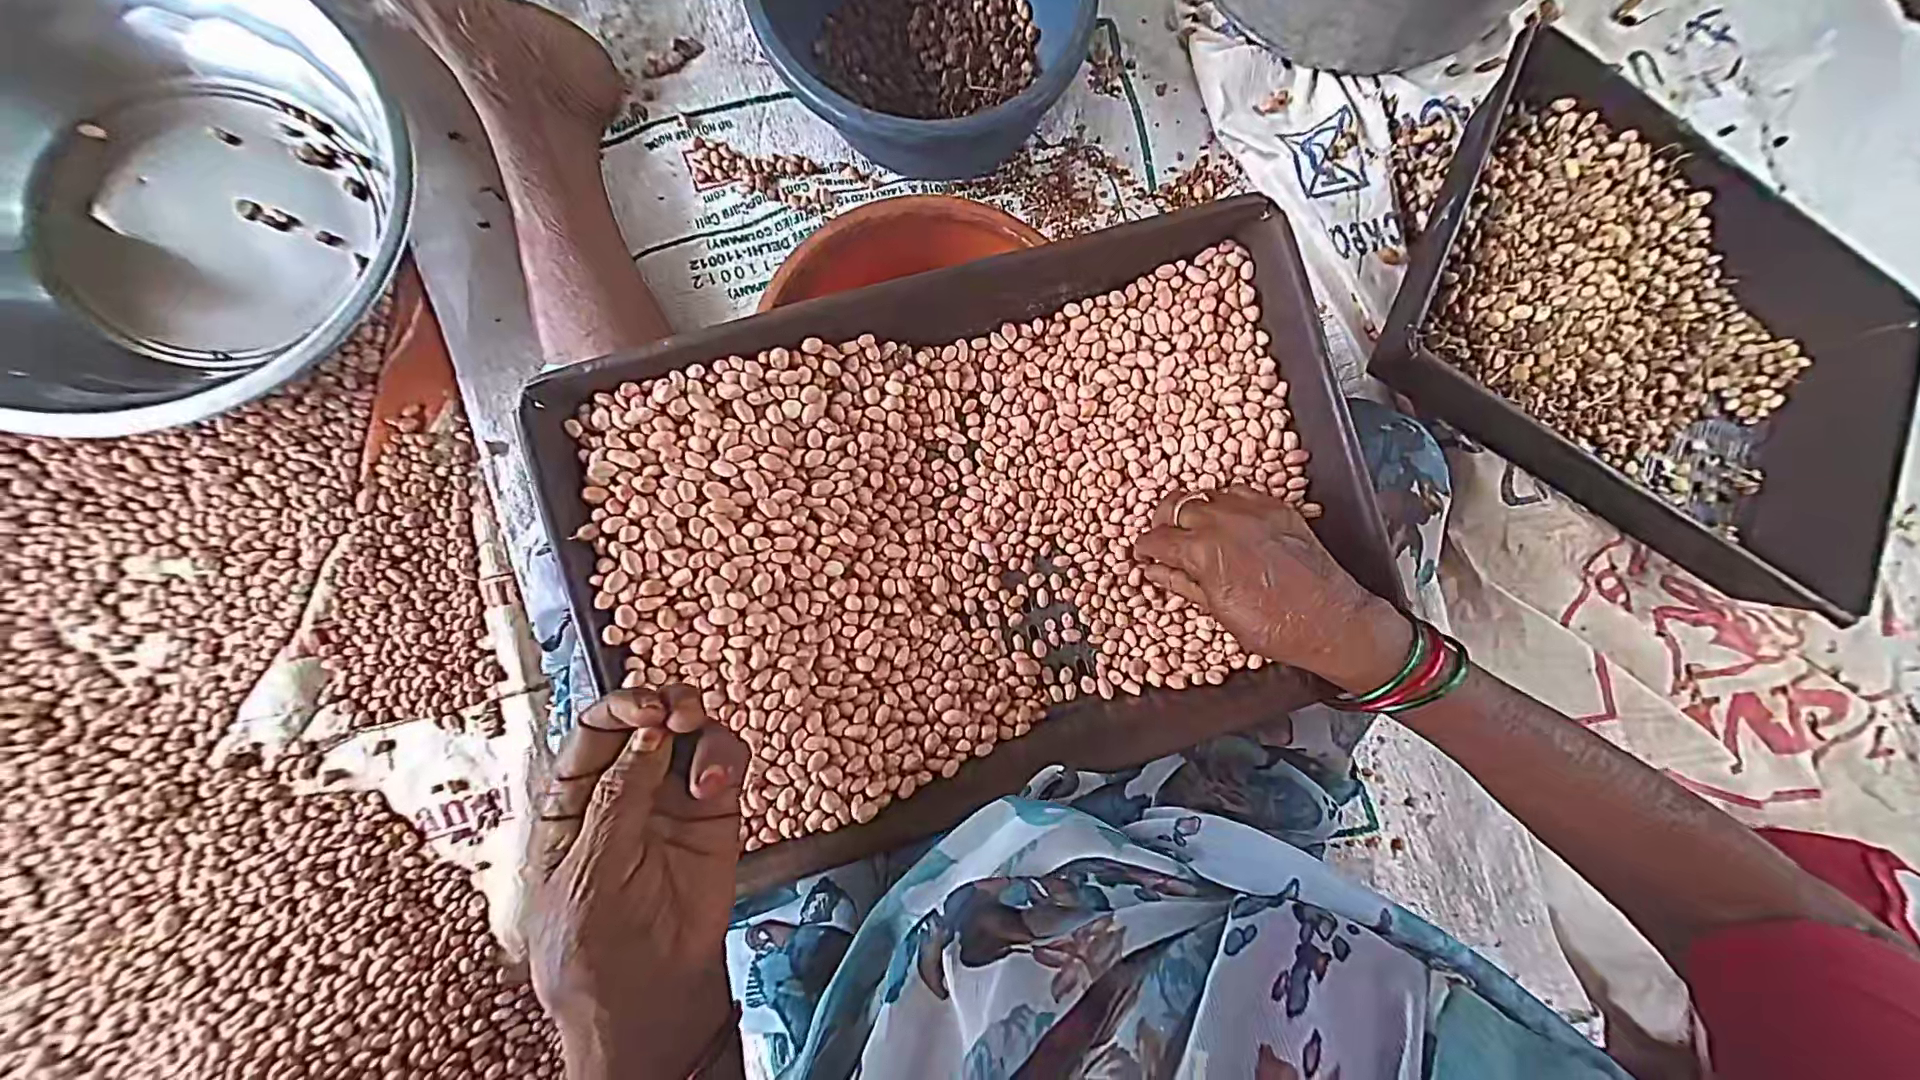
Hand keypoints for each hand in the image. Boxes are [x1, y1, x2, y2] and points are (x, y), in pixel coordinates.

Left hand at [525, 687, 747, 1078]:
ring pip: (693, 730)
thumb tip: (649, 736)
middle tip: (678, 715)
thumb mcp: (587, 874)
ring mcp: (673, 791)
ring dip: (700, 727)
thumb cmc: (595, 947)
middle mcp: (626, 784)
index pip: (594, 731)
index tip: (646, 710)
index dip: (619, 709)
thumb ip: (617, 800)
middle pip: (648, 719)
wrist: (654, 993)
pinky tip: (715, 786)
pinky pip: (727, 759)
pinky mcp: (716, 804)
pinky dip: (726, 759)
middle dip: (665, 705)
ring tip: (702, 756)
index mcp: (576, 798)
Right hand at [1132, 486, 1412, 693]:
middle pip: (1175, 506)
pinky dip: (1224, 502)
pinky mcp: (1276, 508)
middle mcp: (1222, 522)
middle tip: (1164, 538)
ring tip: (1193, 528)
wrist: (1331, 621)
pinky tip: (1225, 519)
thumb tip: (1156, 571)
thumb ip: (1182, 583)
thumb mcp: (1217, 610)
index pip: (1157, 538)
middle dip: (1163, 522)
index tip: (1144, 553)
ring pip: (1204, 494)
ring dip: (1192, 509)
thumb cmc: (1274, 626)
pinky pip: (1237, 492)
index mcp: (1201, 551)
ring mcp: (1251, 511)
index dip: (1145, 547)